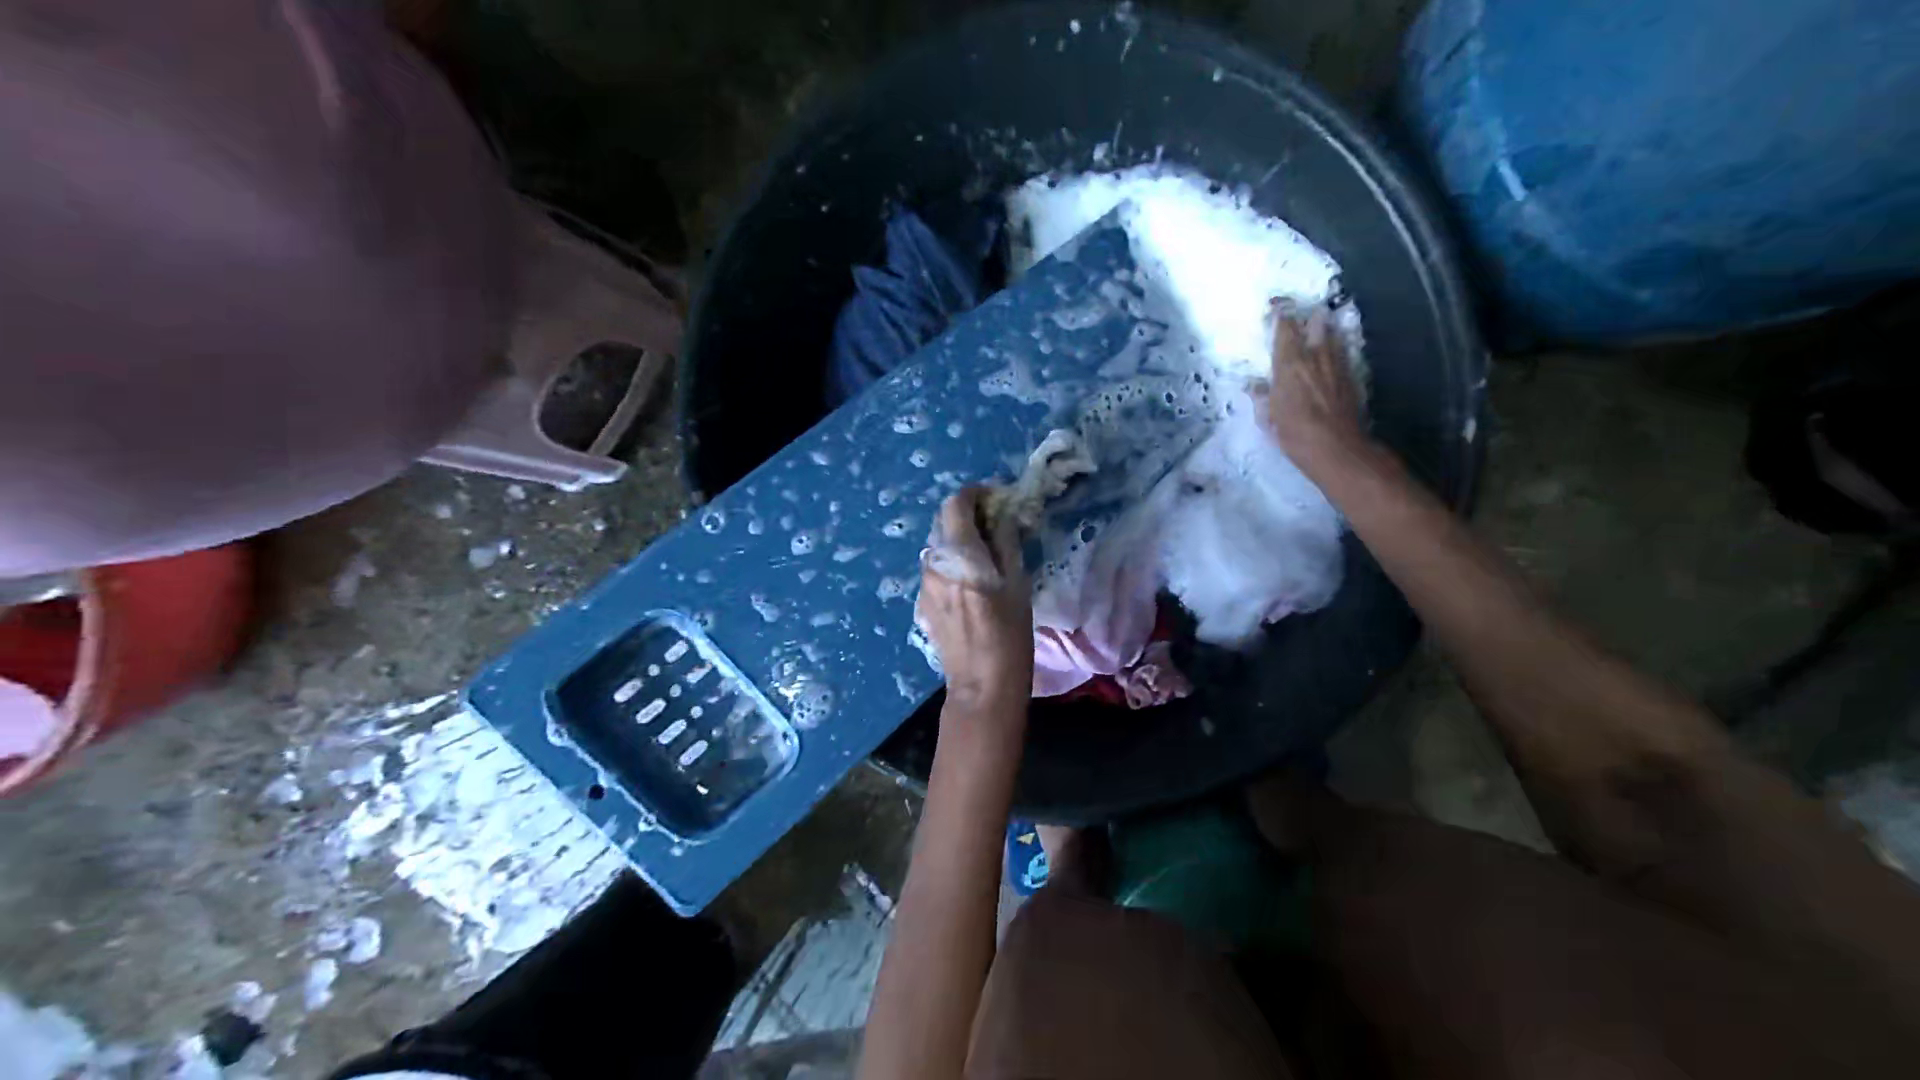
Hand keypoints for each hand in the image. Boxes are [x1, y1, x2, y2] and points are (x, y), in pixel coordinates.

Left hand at [916, 488, 1032, 717]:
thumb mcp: (1017, 583)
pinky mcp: (922, 603)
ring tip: (985, 557)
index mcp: (958, 554)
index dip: (975, 494)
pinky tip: (971, 584)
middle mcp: (932, 564)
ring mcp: (923, 585)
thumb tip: (1002, 515)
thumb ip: (1005, 541)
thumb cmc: (1009, 634)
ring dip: (958, 541)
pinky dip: (951, 564)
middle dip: (967, 516)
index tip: (996, 500)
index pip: (955, 503)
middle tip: (995, 526)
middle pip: (942, 522)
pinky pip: (935, 571)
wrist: (981, 685)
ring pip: (937, 547)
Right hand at [1268, 300, 1366, 476]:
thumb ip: (1262, 396)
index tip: (1275, 306)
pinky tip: (1330, 354)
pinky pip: (1342, 352)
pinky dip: (1335, 348)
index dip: (1280, 313)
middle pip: (1316, 322)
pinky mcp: (1351, 375)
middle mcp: (1315, 356)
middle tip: (1299, 319)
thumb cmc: (1294, 434)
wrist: (1337, 448)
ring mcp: (1337, 363)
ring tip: (1317, 331)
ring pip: (1333, 333)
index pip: (1285, 328)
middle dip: (1307, 316)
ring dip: (1324, 329)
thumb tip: (1254, 385)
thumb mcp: (1268, 418)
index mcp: (1289, 364)